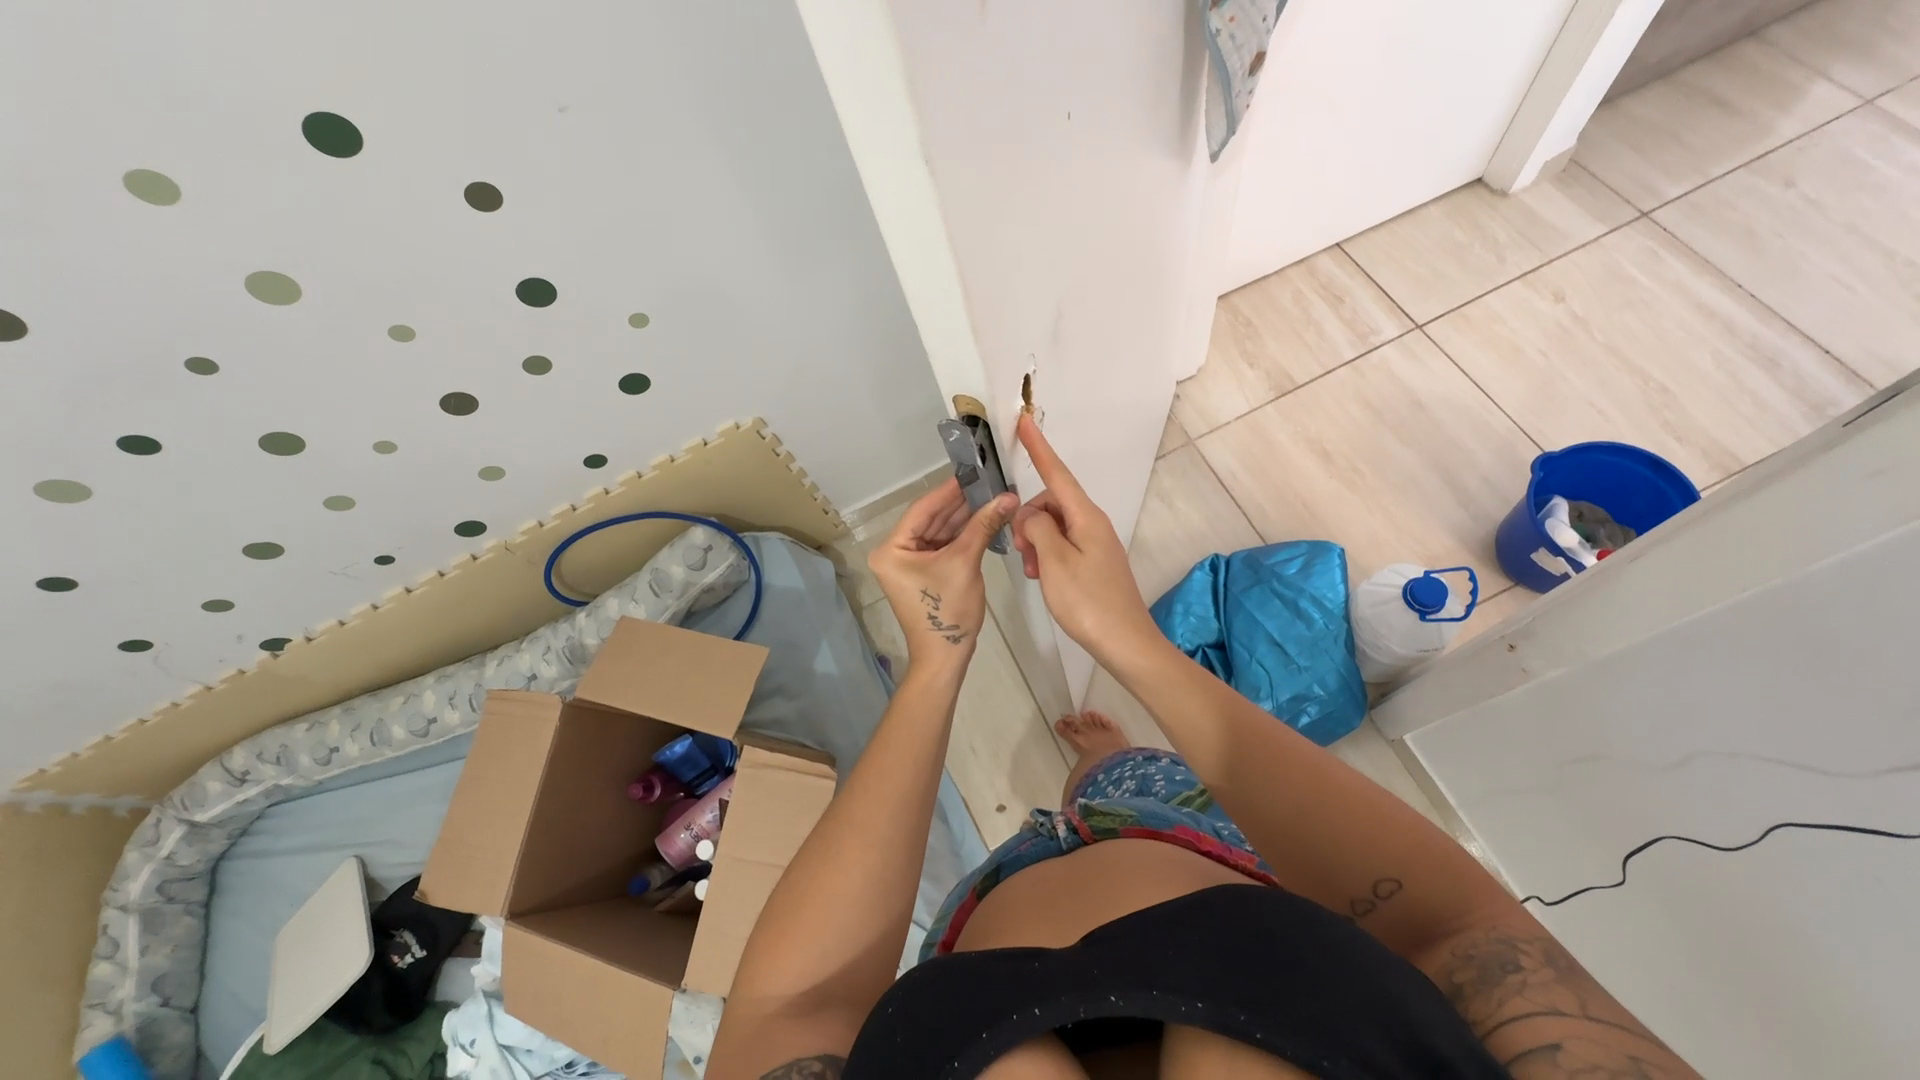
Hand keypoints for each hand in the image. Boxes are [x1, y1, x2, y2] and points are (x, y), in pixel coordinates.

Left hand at [868, 478, 1017, 674]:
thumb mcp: (964, 563)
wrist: (945, 657)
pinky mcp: (924, 573)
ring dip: (965, 519)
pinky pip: (943, 547)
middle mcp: (895, 552)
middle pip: (931, 520)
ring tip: (992, 499)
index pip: (923, 510)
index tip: (972, 472)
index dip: (949, 490)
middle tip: (989, 484)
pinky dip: (962, 536)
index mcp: (892, 548)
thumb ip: (983, 526)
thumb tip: (1008, 497)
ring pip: (939, 532)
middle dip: (961, 504)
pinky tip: (984, 520)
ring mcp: (909, 564)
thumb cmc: (947, 610)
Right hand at [1011, 415, 1161, 661]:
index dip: (1039, 448)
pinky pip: (1063, 545)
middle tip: (1021, 554)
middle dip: (1028, 520)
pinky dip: (1047, 556)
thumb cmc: (1088, 601)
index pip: (1057, 473)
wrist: (1125, 642)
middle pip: (1051, 503)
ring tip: (1031, 572)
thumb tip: (1032, 515)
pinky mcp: (1095, 563)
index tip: (1024, 421)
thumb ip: (1037, 529)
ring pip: (1054, 526)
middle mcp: (1093, 523)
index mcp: (1086, 517)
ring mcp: (1096, 544)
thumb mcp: (1054, 562)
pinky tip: (1042, 578)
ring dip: (1035, 542)